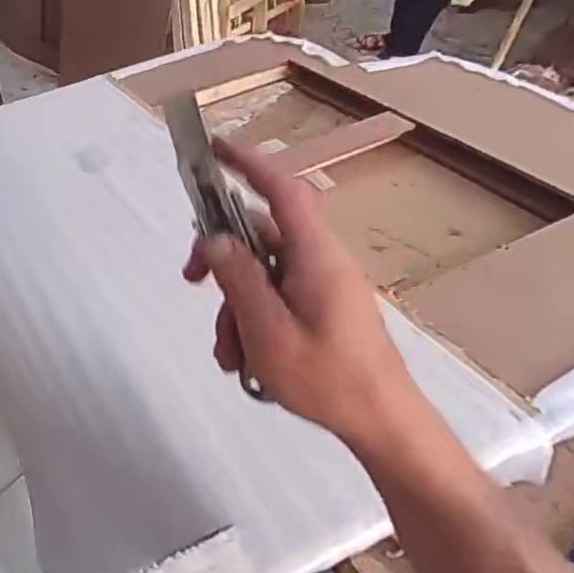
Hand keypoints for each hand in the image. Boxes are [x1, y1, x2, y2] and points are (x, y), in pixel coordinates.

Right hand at [182, 139, 423, 448]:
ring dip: (235, 306)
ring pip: (261, 273)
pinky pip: (275, 296)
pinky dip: (253, 319)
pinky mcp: (320, 307)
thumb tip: (214, 240)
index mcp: (314, 255)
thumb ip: (239, 280)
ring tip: (229, 354)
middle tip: (191, 281)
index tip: (214, 150)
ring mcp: (321, 284)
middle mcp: (319, 260)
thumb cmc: (329, 379)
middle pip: (259, 237)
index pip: (280, 191)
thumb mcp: (269, 331)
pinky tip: (246, 359)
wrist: (382, 422)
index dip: (248, 163)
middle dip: (221, 261)